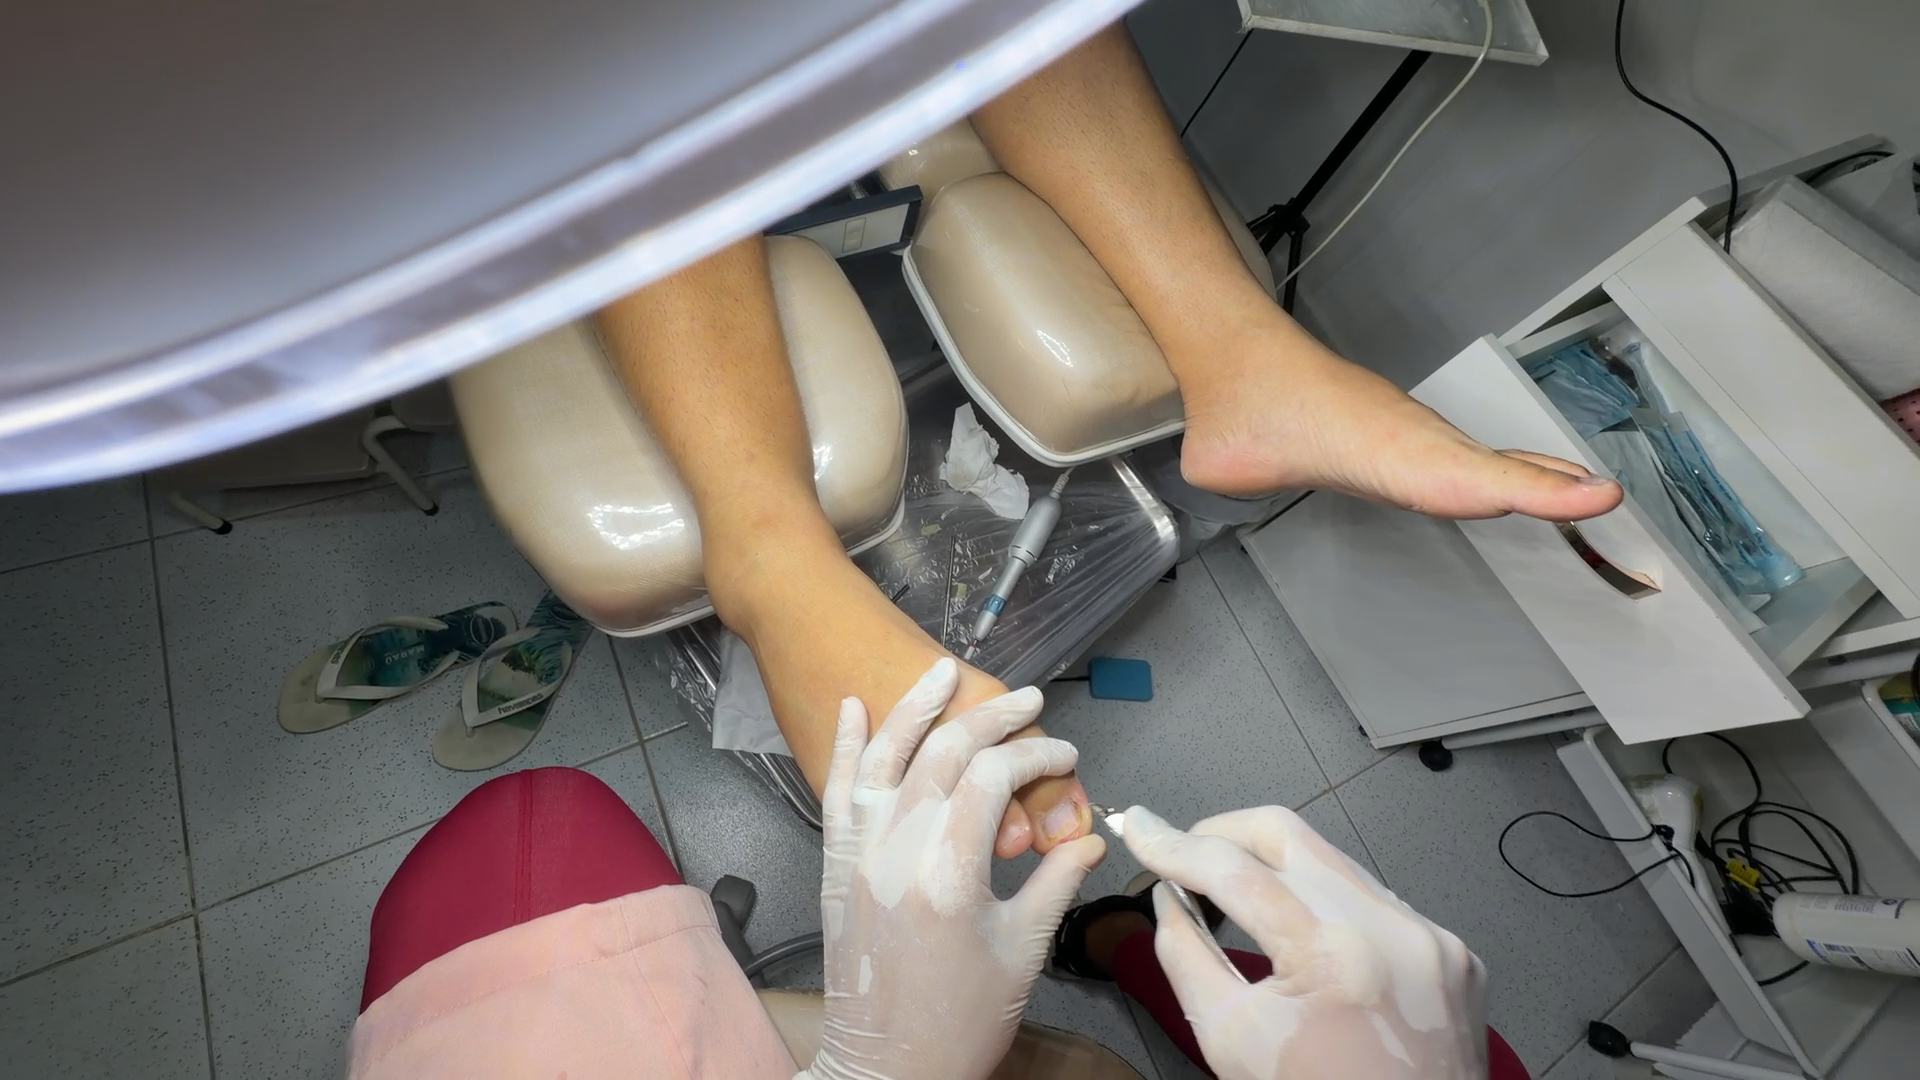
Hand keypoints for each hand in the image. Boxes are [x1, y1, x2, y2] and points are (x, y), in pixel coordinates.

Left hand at [800, 659, 1105, 1079]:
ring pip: (885, 755)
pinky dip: (843, 743)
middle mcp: (898, 849)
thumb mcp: (1023, 952)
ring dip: (915, 706)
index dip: (1036, 756)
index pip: (993, 779)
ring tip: (942, 668)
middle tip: (1029, 699)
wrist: (885, 1068)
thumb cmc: (961, 1021)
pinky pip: (836, 789)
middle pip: (945, 752)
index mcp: (950, 874)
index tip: (1066, 756)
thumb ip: (1055, 882)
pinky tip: (853, 705)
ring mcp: (860, 850)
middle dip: (993, 717)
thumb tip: (1089, 837)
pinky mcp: (837, 860)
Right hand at [1122, 806, 1485, 1079]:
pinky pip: (1362, 892)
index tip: (1135, 826)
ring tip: (1237, 896)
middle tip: (1183, 854)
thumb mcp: (1227, 1037)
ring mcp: (1427, 934)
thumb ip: (1183, 951)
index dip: (1172, 845)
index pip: (1231, 869)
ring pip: (1323, 855)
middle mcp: (1389, 926)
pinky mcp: (1449, 947)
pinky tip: (1301, 930)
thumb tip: (1170, 893)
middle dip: (1219, 832)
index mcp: (1333, 955)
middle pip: (1282, 831)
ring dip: (1268, 864)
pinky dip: (1316, 896)